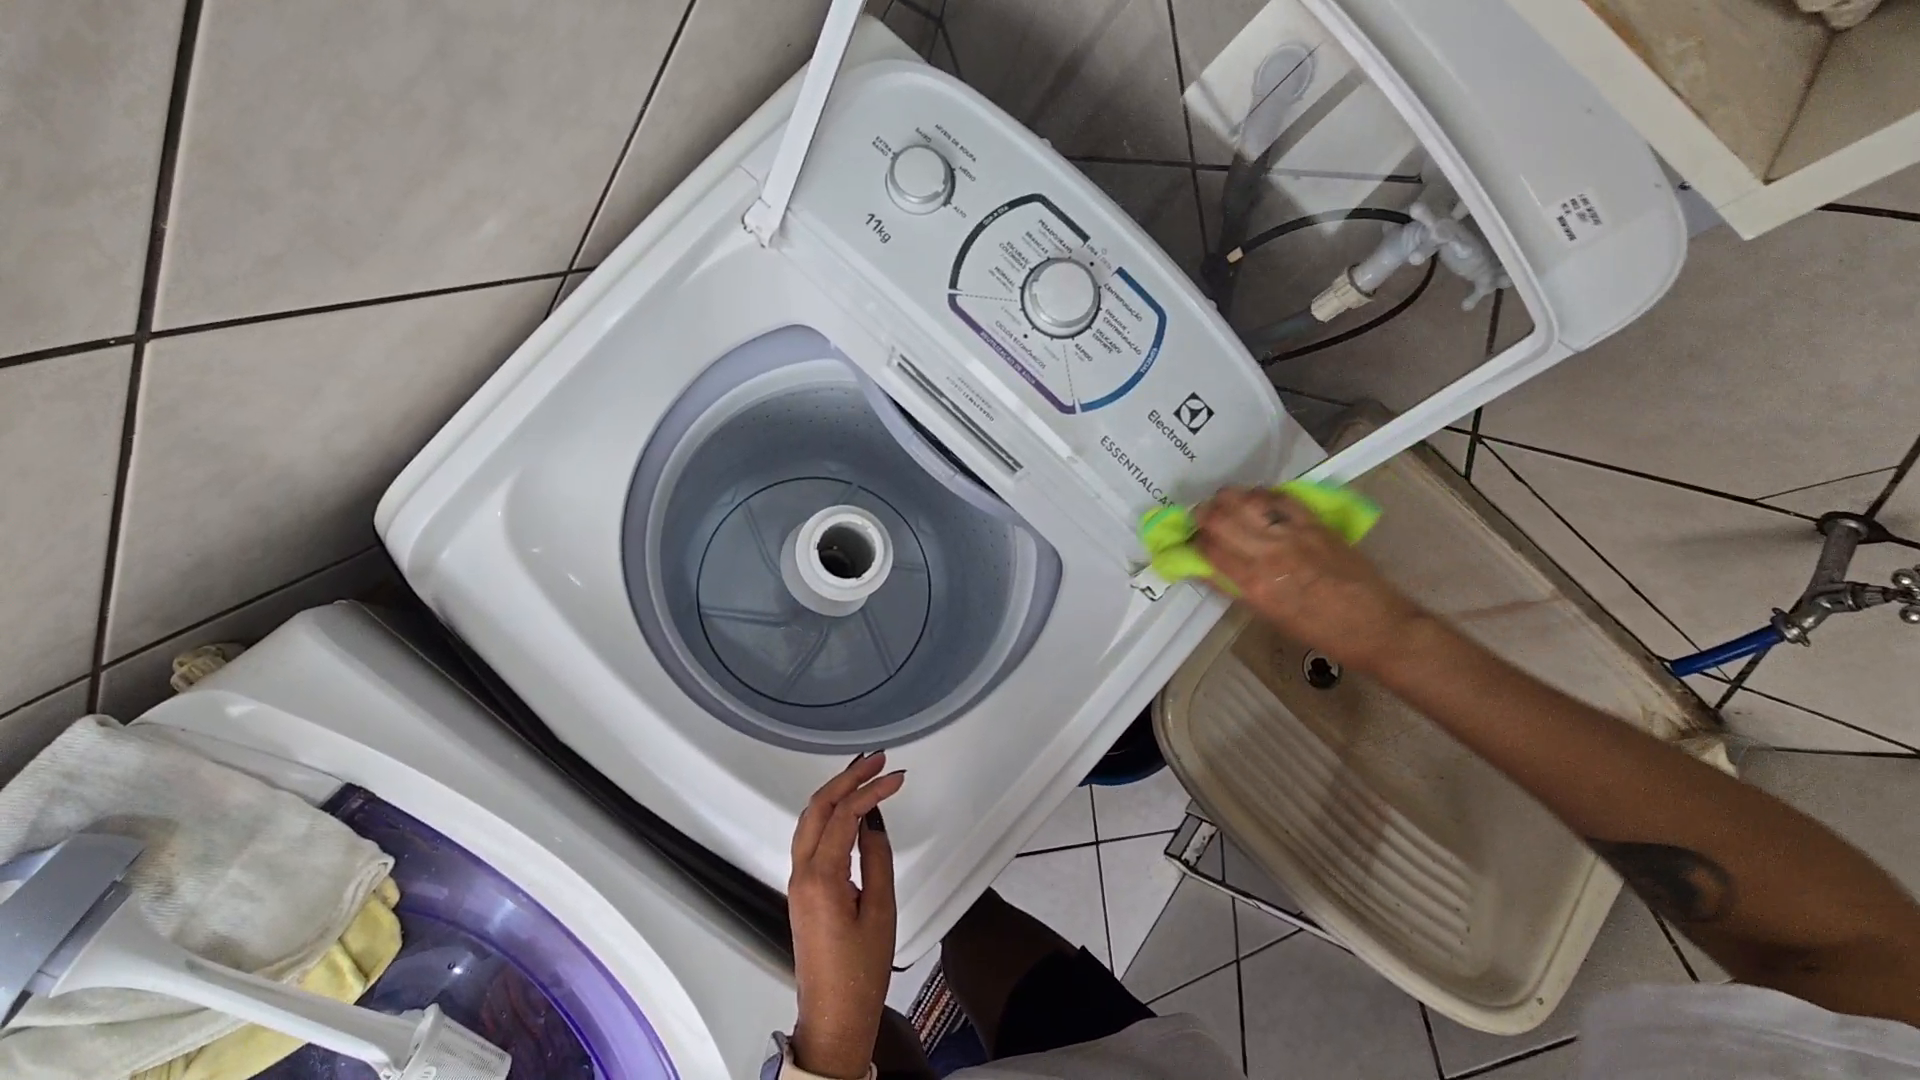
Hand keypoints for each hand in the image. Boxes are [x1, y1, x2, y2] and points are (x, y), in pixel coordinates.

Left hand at [788, 753, 906, 1079]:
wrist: (835, 1014)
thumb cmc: (859, 972)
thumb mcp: (881, 910)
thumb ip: (877, 857)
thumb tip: (874, 820)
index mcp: (821, 878)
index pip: (844, 815)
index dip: (871, 789)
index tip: (896, 775)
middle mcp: (802, 873)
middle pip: (819, 807)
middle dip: (847, 777)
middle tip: (877, 759)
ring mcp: (798, 881)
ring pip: (810, 819)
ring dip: (836, 792)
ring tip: (864, 772)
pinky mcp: (803, 889)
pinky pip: (811, 837)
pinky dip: (830, 813)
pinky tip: (849, 808)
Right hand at [1193, 486, 1422, 671]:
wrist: (1372, 624)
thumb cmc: (1317, 630)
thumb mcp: (1267, 616)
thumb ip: (1235, 588)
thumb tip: (1206, 568)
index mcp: (1254, 584)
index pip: (1208, 548)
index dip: (1193, 541)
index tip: (1191, 541)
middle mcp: (1269, 554)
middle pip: (1219, 518)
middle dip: (1203, 515)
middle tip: (1202, 519)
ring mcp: (1293, 534)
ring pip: (1245, 499)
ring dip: (1228, 499)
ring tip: (1225, 504)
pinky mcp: (1314, 522)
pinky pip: (1279, 497)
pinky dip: (1261, 495)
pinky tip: (1257, 502)